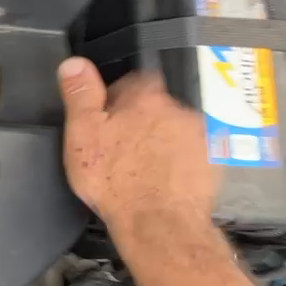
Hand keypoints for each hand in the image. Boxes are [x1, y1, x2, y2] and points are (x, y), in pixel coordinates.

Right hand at [57, 57, 218, 242]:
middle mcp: (178, 111)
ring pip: (172, 128)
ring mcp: (198, 136)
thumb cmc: (115, 180)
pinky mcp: (210, 161)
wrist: (157, 221)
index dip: (117, 93)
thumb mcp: (82, 134)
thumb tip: (74, 63)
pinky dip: (174, 159)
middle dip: (138, 117)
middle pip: (155, 104)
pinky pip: (189, 152)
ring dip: (157, 139)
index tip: (105, 113)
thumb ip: (80, 94)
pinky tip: (155, 177)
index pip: (134, 78)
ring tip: (135, 164)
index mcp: (144, 99)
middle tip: (116, 142)